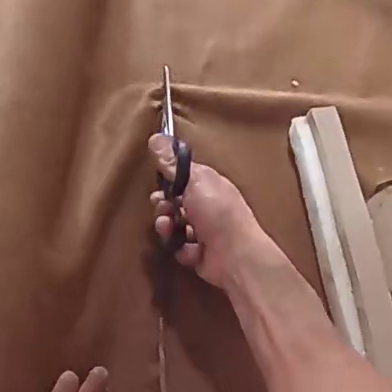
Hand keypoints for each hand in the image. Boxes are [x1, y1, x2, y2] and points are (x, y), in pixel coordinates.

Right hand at [148, 134, 271, 290]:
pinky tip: (186, 248)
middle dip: (164, 205)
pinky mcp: (201, 255)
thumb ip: (173, 163)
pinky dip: (180, 248)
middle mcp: (209, 207)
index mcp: (210, 185)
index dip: (169, 181)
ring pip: (176, 226)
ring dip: (167, 226)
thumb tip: (155, 137)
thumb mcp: (194, 180)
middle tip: (162, 208)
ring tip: (168, 228)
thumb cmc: (217, 211)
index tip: (158, 184)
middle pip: (176, 203)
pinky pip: (181, 249)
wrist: (235, 254)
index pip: (184, 178)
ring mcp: (205, 232)